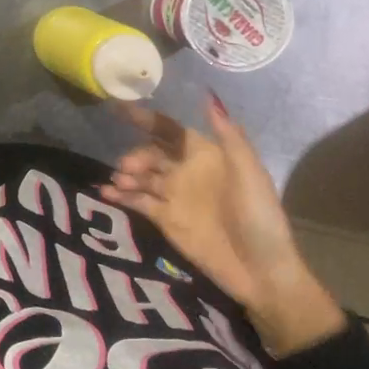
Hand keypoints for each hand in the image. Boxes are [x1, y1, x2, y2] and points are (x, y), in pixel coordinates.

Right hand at [100, 94, 345, 356]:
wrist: (262, 271)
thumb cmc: (259, 218)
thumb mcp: (249, 174)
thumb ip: (228, 136)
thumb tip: (208, 97)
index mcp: (206, 156)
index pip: (170, 130)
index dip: (146, 118)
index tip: (119, 109)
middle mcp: (186, 172)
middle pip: (151, 153)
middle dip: (136, 154)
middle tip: (128, 168)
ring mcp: (174, 197)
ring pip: (142, 177)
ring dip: (127, 175)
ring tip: (120, 181)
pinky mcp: (165, 220)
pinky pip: (138, 202)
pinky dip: (121, 196)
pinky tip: (107, 194)